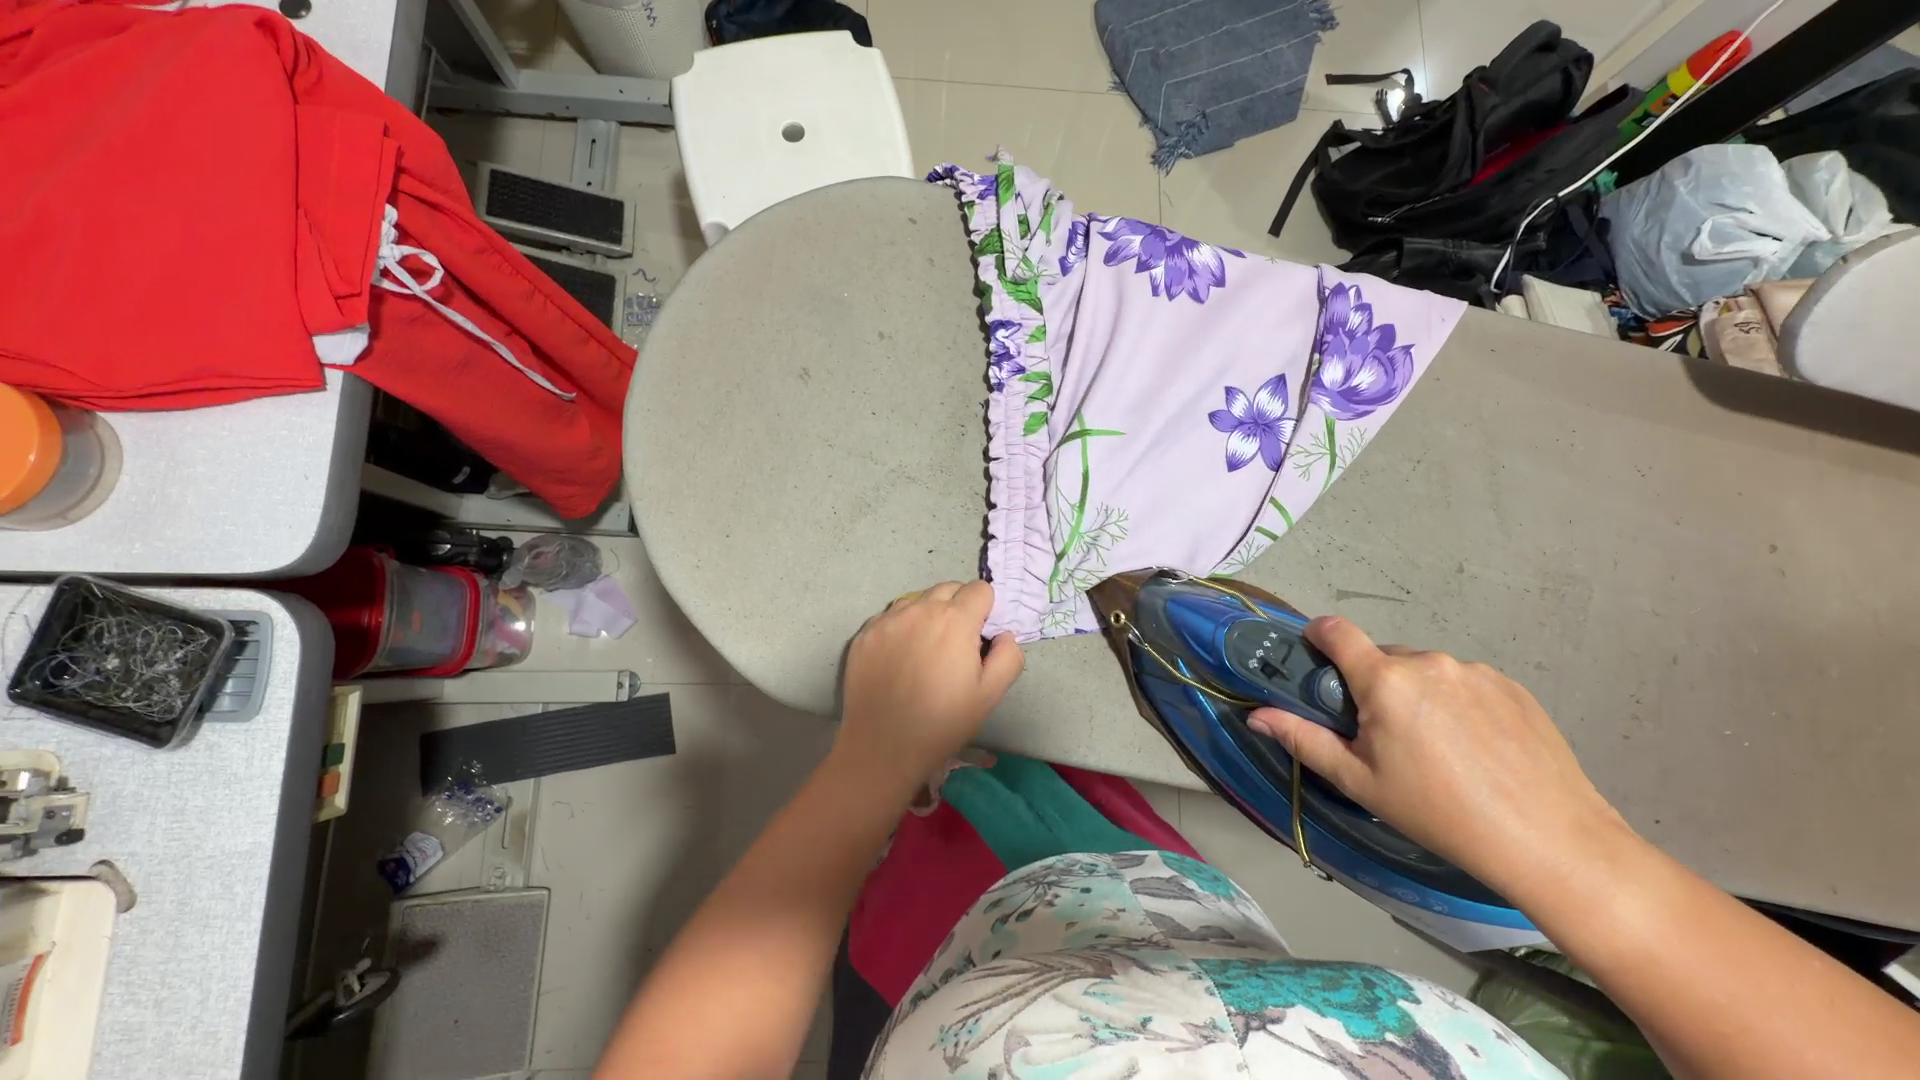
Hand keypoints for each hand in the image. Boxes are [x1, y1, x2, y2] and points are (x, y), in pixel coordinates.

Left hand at [835, 581, 1024, 787]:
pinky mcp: (864, 635)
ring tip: (925, 653)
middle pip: (948, 589)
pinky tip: (899, 660)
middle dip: (958, 608)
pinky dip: (901, 629)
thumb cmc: (942, 722)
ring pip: (917, 601)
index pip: (980, 589)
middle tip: (956, 646)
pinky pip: (890, 618)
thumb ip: (1008, 656)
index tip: (980, 638)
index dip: (986, 611)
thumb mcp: (990, 695)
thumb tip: (1003, 635)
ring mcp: (887, 620)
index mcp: (954, 620)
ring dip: (928, 615)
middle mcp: (919, 609)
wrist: (883, 746)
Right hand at [1248, 617, 1628, 893]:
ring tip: (1435, 750)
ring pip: (1425, 672)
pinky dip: (1455, 704)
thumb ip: (1303, 739)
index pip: (1337, 631)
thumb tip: (1256, 714)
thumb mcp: (1359, 782)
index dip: (1317, 636)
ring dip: (1415, 695)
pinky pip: (1464, 683)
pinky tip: (1473, 750)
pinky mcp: (1512, 687)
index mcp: (1385, 680)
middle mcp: (1429, 662)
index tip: (1312, 656)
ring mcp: (1475, 672)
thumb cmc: (1438, 811)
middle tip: (1381, 736)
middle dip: (1371, 684)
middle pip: (1382, 658)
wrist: (1547, 837)